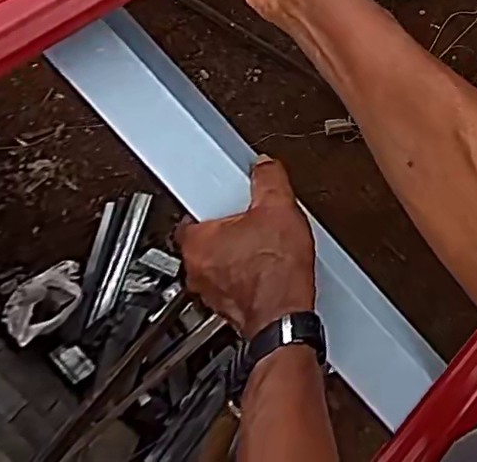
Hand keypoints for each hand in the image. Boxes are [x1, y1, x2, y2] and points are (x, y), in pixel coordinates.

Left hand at [178, 158, 317, 336]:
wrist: (284, 311)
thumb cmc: (276, 268)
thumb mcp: (280, 206)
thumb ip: (268, 179)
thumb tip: (262, 166)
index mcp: (197, 241)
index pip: (192, 213)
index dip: (216, 201)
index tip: (230, 196)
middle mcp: (194, 268)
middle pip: (206, 236)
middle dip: (231, 226)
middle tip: (257, 218)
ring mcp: (207, 289)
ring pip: (217, 258)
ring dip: (237, 249)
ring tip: (266, 241)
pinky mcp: (223, 304)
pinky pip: (228, 277)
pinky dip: (244, 269)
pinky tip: (269, 262)